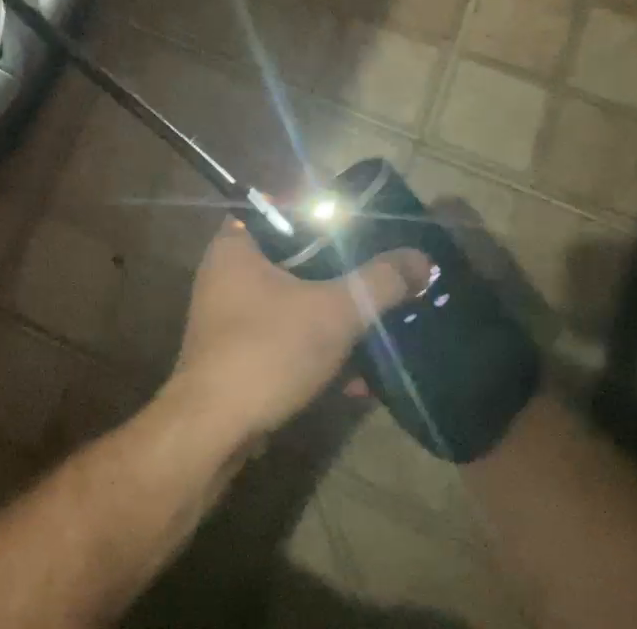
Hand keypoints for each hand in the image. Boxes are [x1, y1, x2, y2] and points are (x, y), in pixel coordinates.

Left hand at [160, 219, 427, 443]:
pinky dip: (319, 354)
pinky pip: (287, 340)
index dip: (326, 216)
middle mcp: (226, 273)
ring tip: (383, 335)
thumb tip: (422, 259)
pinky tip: (357, 382)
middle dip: (343, 279)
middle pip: (296, 260)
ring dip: (337, 324)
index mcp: (236, 244)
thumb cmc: (268, 349)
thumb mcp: (334, 310)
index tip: (366, 230)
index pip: (283, 209)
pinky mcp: (238, 354)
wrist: (214, 427)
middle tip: (385, 283)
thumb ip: (380, 281)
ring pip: (296, 305)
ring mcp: (229, 316)